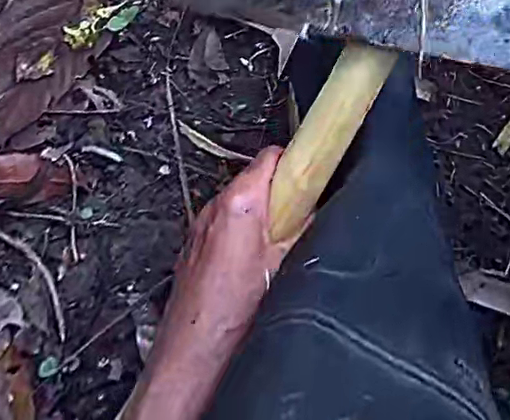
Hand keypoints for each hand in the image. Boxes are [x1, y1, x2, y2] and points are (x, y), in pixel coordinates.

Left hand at [124, 147, 297, 419]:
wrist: (192, 354)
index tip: (308, 166)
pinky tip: (247, 264)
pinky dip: (238, 232)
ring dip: (257, 213)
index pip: (272, 155)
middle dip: (278, 193)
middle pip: (256, 178)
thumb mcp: (284, 264)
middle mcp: (216, 206)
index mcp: (241, 203)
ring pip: (239, 201)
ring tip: (270, 247)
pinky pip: (222, 222)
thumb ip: (303, 228)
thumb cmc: (231, 316)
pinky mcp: (193, 242)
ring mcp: (201, 224)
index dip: (294, 159)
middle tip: (295, 216)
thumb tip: (318, 209)